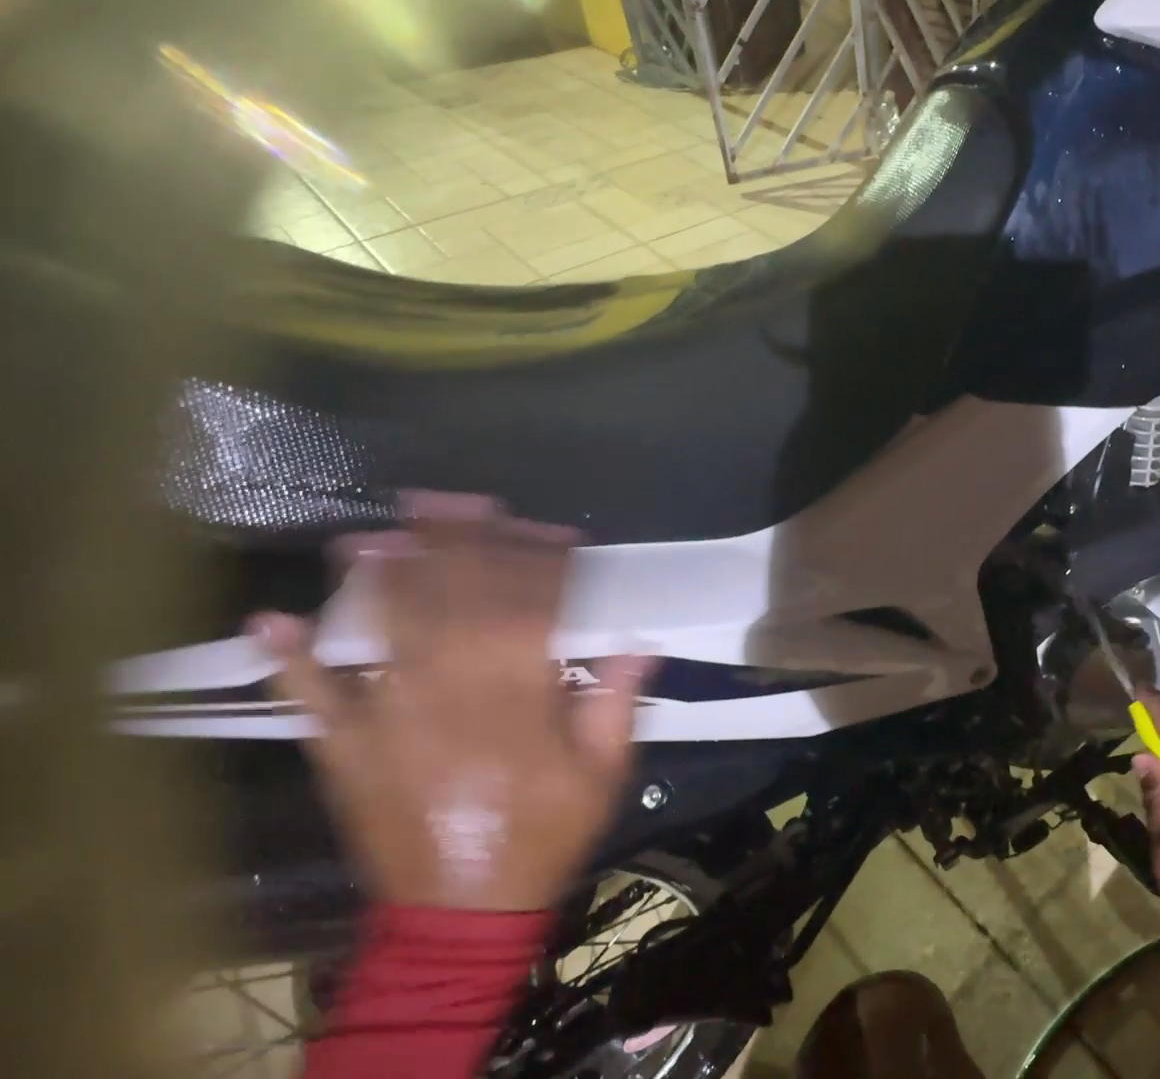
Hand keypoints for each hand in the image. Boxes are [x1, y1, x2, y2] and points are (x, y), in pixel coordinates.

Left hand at [252, 492, 649, 911]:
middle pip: (455, 603)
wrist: (461, 912)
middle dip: (461, 544)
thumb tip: (638, 645)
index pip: (529, 610)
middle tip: (459, 498)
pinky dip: (288, 662)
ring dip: (380, 579)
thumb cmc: (544, 835)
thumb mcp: (603, 777)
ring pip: (385, 634)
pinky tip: (269, 621)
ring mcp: (389, 721)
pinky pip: (312, 702)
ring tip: (377, 533)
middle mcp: (451, 696)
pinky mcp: (345, 751)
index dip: (543, 564)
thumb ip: (615, 707)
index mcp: (519, 702)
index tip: (556, 533)